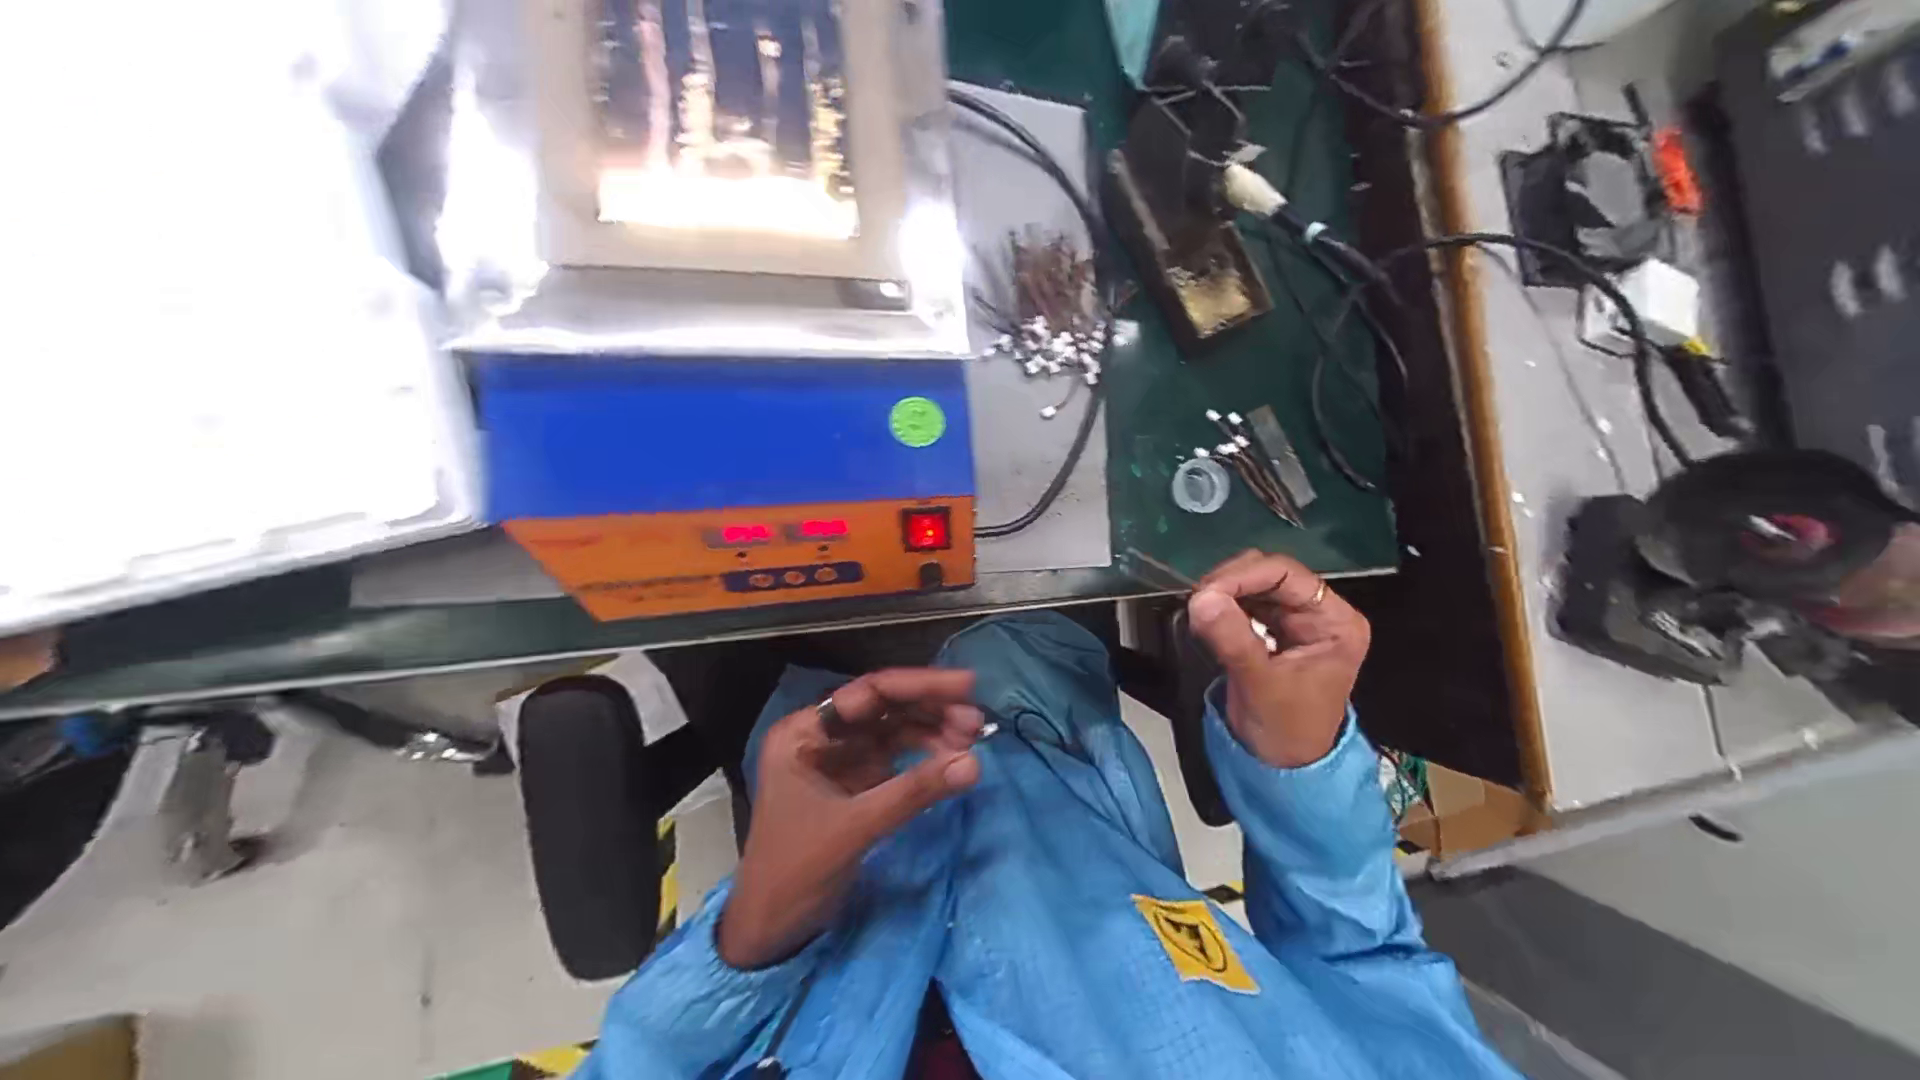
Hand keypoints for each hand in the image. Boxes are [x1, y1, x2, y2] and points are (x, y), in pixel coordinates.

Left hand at [718, 669, 983, 968]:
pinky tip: (952, 758)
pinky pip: (898, 757)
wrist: (771, 930)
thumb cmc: (794, 870)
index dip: (919, 686)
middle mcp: (822, 736)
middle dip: (931, 709)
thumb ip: (913, 792)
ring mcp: (842, 760)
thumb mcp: (855, 827)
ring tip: (973, 738)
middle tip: (976, 721)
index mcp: (804, 732)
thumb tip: (973, 763)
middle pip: (885, 708)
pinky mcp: (858, 783)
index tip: (965, 685)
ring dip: (933, 731)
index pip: (868, 693)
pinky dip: (926, 756)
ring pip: (895, 730)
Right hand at [1187, 550, 1370, 767]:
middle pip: (1269, 574)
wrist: (1283, 766)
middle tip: (1198, 602)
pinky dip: (1223, 605)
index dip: (1244, 576)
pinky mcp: (1272, 630)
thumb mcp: (1259, 683)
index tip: (1206, 592)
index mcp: (1334, 622)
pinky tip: (1207, 618)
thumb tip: (1201, 598)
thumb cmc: (1285, 728)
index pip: (1287, 575)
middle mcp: (1318, 613)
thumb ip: (1233, 639)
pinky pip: (1243, 603)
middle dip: (1231, 582)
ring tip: (1200, 611)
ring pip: (1253, 585)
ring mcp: (1294, 621)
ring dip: (1223, 592)